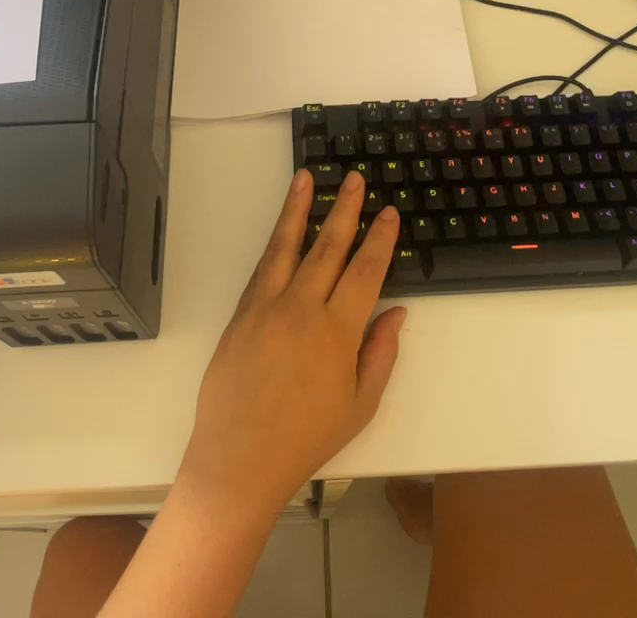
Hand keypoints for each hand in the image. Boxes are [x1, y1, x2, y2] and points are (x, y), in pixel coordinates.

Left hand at [177, 169, 406, 514]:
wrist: (240, 458)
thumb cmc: (307, 438)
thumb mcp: (360, 404)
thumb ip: (381, 353)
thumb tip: (396, 312)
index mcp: (337, 331)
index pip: (366, 270)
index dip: (380, 238)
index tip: (388, 213)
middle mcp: (301, 308)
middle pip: (327, 246)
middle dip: (344, 208)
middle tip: (354, 178)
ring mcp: (266, 307)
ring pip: (286, 245)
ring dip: (298, 209)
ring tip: (305, 178)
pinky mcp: (241, 314)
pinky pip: (261, 268)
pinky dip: (274, 242)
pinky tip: (282, 228)